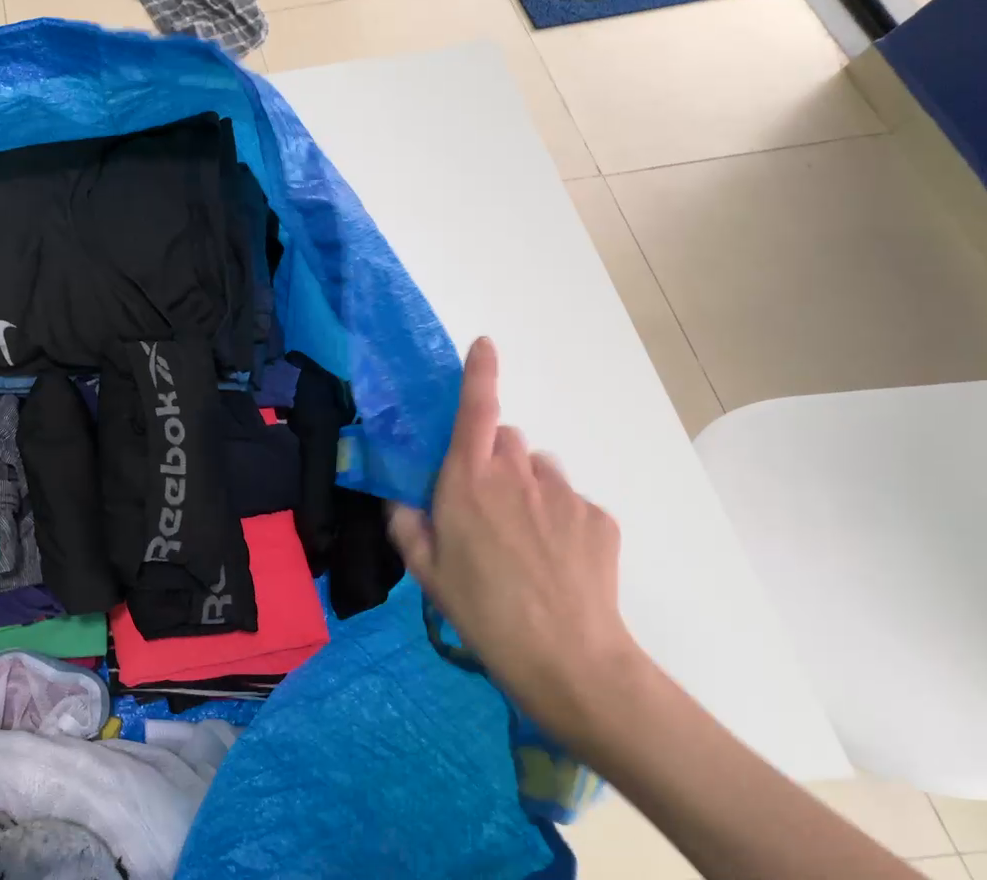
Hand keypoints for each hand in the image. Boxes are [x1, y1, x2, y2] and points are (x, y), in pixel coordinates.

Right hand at [388, 338, 640, 736]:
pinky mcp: (599, 519)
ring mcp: (564, 495)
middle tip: (482, 502)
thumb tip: (401, 499)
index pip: (475, 410)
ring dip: (526, 487)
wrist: (566, 657)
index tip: (484, 344)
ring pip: (539, 469)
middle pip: (505, 438)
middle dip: (492, 456)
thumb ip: (406, 524)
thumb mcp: (425, 570)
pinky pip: (571, 501)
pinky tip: (555, 559)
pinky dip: (558, 517)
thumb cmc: (480, 610)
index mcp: (467, 481)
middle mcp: (516, 475)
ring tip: (522, 538)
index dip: (479, 373)